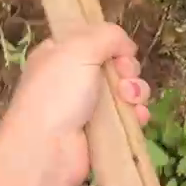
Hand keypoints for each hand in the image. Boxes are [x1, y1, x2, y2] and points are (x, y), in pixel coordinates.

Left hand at [0, 23, 151, 185]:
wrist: (47, 150)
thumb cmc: (58, 93)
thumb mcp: (79, 49)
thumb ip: (108, 35)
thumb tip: (127, 46)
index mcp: (59, 54)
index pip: (93, 40)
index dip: (112, 43)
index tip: (119, 52)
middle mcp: (72, 78)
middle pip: (114, 64)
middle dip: (127, 69)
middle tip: (124, 77)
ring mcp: (86, 106)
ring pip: (124, 89)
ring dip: (135, 91)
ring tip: (130, 99)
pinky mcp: (100, 131)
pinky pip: (127, 115)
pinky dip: (136, 114)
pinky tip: (138, 116)